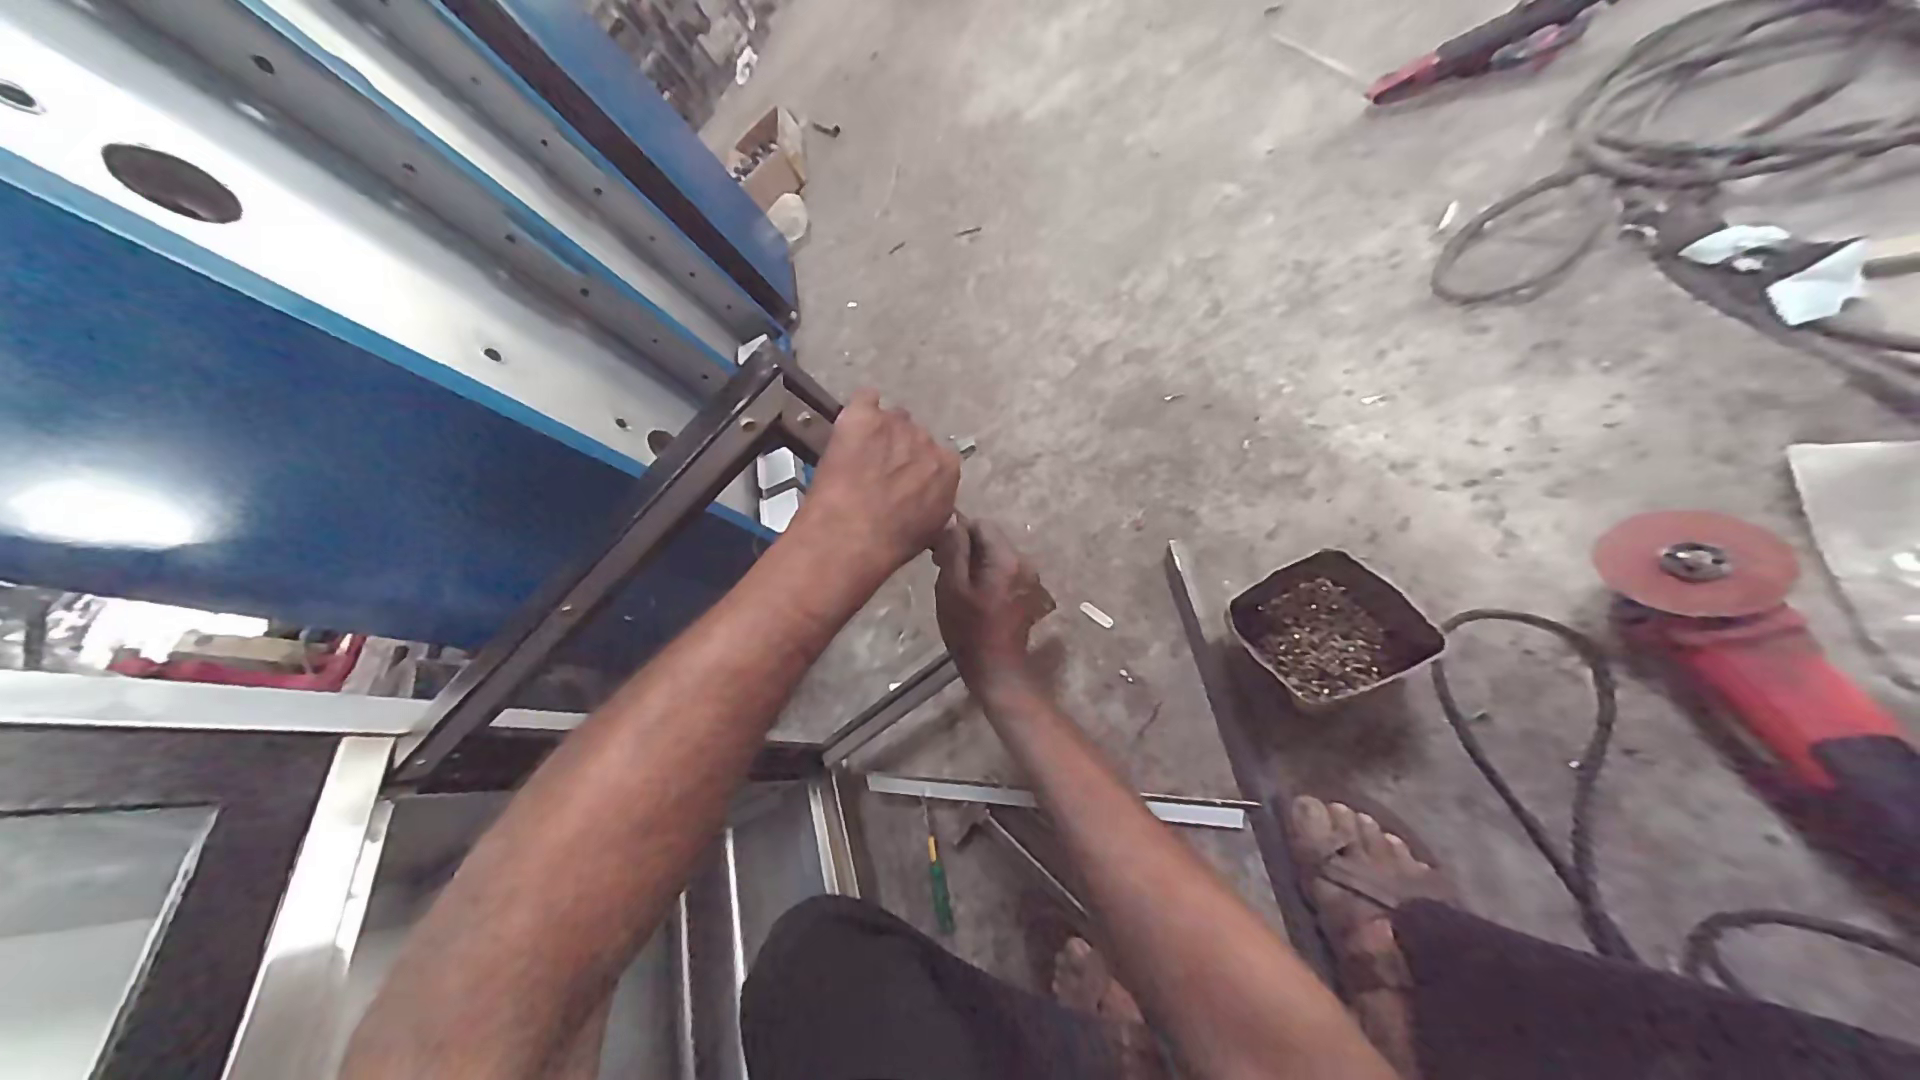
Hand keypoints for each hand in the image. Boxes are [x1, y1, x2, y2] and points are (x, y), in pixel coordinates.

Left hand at [789, 389, 959, 575]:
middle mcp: (926, 438)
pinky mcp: (862, 416)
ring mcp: (894, 423)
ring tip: (859, 455)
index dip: (918, 468)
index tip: (904, 481)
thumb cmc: (892, 541)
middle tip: (878, 471)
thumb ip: (937, 503)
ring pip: (890, 418)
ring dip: (879, 432)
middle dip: (899, 449)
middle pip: (913, 434)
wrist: (851, 534)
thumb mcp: (930, 530)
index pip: (937, 457)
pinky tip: (851, 425)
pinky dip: (860, 408)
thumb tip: (933, 499)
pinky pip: (865, 398)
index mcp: (947, 466)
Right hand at [934, 517, 1050, 691]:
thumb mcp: (952, 586)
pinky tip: (971, 596)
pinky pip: (1003, 572)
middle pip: (991, 539)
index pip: (981, 524)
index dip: (957, 531)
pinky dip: (985, 576)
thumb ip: (953, 549)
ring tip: (954, 584)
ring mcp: (1029, 580)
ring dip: (974, 562)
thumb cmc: (969, 630)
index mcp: (1007, 558)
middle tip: (941, 568)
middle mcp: (1024, 563)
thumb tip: (952, 519)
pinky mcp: (1026, 594)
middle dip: (965, 547)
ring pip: (995, 556)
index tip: (937, 551)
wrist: (997, 671)